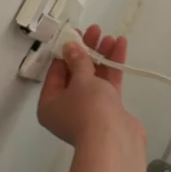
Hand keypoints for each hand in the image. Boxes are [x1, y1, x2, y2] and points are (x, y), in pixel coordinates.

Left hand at [37, 25, 142, 149]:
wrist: (113, 140)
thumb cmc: (88, 109)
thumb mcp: (81, 80)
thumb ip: (78, 60)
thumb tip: (70, 46)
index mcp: (50, 103)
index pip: (56, 71)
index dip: (66, 50)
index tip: (77, 33)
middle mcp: (67, 107)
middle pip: (76, 73)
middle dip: (87, 51)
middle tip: (95, 30)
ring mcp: (89, 109)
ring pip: (94, 78)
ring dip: (102, 56)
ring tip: (110, 37)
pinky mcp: (108, 110)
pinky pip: (108, 84)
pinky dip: (113, 66)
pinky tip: (120, 46)